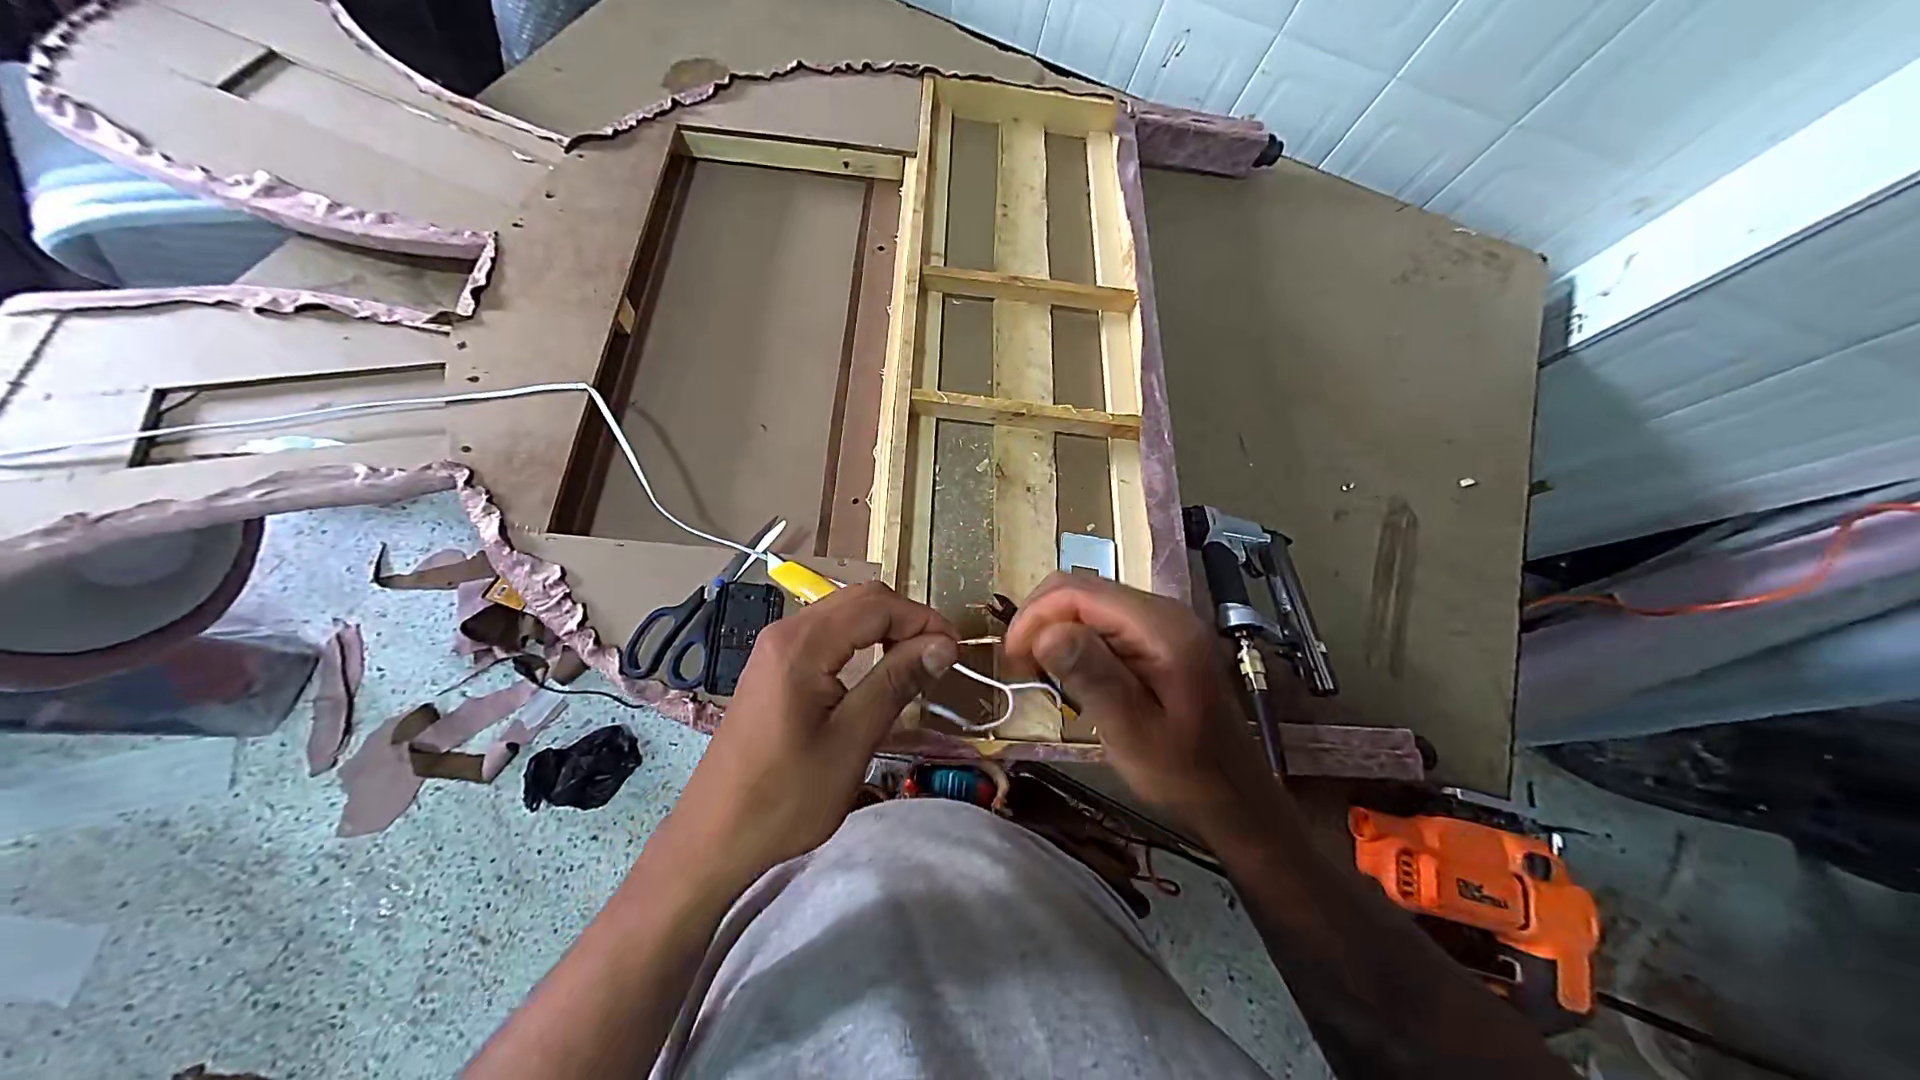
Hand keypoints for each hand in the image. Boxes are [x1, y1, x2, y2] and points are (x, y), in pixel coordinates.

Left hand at [652, 582, 957, 892]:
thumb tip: (943, 645)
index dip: (923, 620)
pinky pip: (825, 635)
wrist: (714, 837)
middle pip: (860, 599)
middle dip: (906, 619)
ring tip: (916, 664)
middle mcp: (785, 632)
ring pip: (843, 614)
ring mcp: (774, 648)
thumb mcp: (851, 741)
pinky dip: (860, 641)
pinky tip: (876, 671)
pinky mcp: (772, 667)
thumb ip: (896, 682)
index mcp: (802, 644)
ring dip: (884, 628)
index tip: (956, 651)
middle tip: (940, 656)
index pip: (877, 606)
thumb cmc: (785, 797)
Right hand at [1003, 573, 1281, 832]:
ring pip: (1089, 602)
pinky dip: (1075, 638)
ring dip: (1054, 628)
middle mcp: (1164, 611)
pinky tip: (1068, 671)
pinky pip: (1104, 621)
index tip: (1011, 660)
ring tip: (1037, 670)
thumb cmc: (1183, 773)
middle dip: (1040, 619)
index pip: (1078, 591)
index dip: (1035, 616)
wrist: (1234, 796)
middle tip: (1019, 667)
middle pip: (1082, 588)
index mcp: (1161, 628)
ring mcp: (1163, 621)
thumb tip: (1045, 631)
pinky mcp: (1158, 637)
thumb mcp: (1132, 731)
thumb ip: (1093, 676)